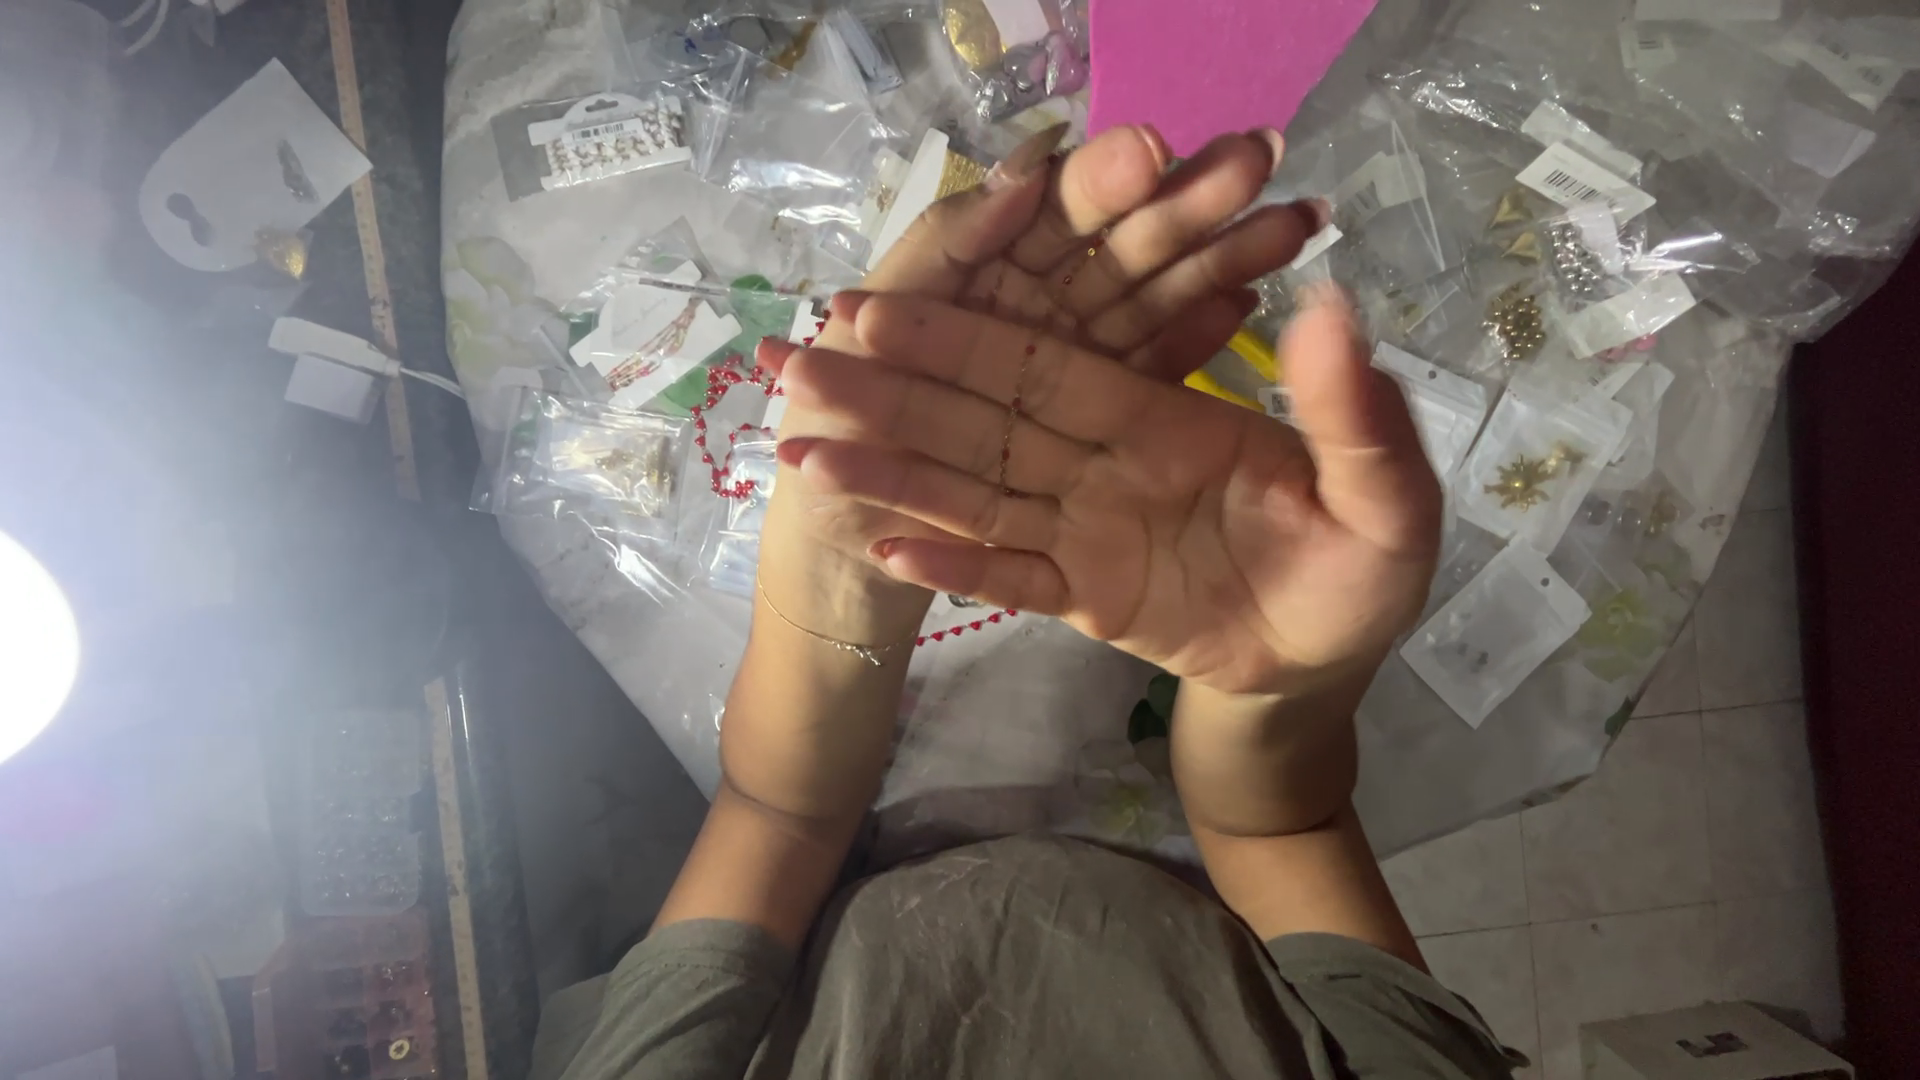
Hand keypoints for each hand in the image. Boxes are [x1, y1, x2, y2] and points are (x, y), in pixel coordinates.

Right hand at [772, 286, 1442, 697]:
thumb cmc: (1356, 569)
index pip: (1044, 368)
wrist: (1324, 660)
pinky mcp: (1079, 601)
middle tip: (800, 368)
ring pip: (974, 497)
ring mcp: (1080, 536)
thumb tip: (1325, 304)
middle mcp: (1097, 466)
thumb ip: (1349, 410)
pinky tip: (887, 550)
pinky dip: (954, 567)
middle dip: (892, 395)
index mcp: (1156, 419)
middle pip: (982, 424)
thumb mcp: (1382, 490)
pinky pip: (1008, 579)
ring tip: (807, 455)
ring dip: (894, 476)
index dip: (962, 340)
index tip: (877, 313)